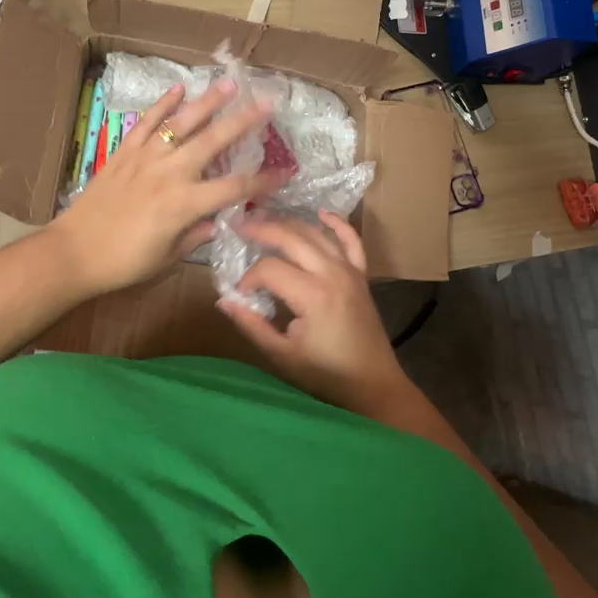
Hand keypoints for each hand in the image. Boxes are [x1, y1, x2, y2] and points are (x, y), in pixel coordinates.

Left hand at [48, 80, 287, 299]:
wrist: (73, 252)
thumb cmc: (123, 262)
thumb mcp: (166, 258)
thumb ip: (194, 235)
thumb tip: (217, 221)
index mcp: (184, 204)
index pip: (234, 188)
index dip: (263, 181)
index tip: (285, 173)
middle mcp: (169, 174)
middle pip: (214, 141)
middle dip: (243, 121)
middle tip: (266, 103)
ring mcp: (145, 158)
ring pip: (181, 124)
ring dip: (207, 102)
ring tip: (228, 84)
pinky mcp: (124, 152)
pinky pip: (146, 123)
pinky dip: (162, 104)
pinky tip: (178, 88)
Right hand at [216, 212, 417, 415]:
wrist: (373, 384)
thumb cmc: (326, 374)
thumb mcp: (282, 355)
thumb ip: (252, 325)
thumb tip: (224, 300)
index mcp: (312, 295)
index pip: (270, 269)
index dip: (249, 278)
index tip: (241, 294)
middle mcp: (332, 273)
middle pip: (292, 238)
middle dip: (263, 230)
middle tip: (240, 227)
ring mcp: (350, 271)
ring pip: (318, 234)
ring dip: (291, 224)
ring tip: (266, 221)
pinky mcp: (361, 275)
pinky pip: (352, 241)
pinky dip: (338, 224)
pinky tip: (323, 214)